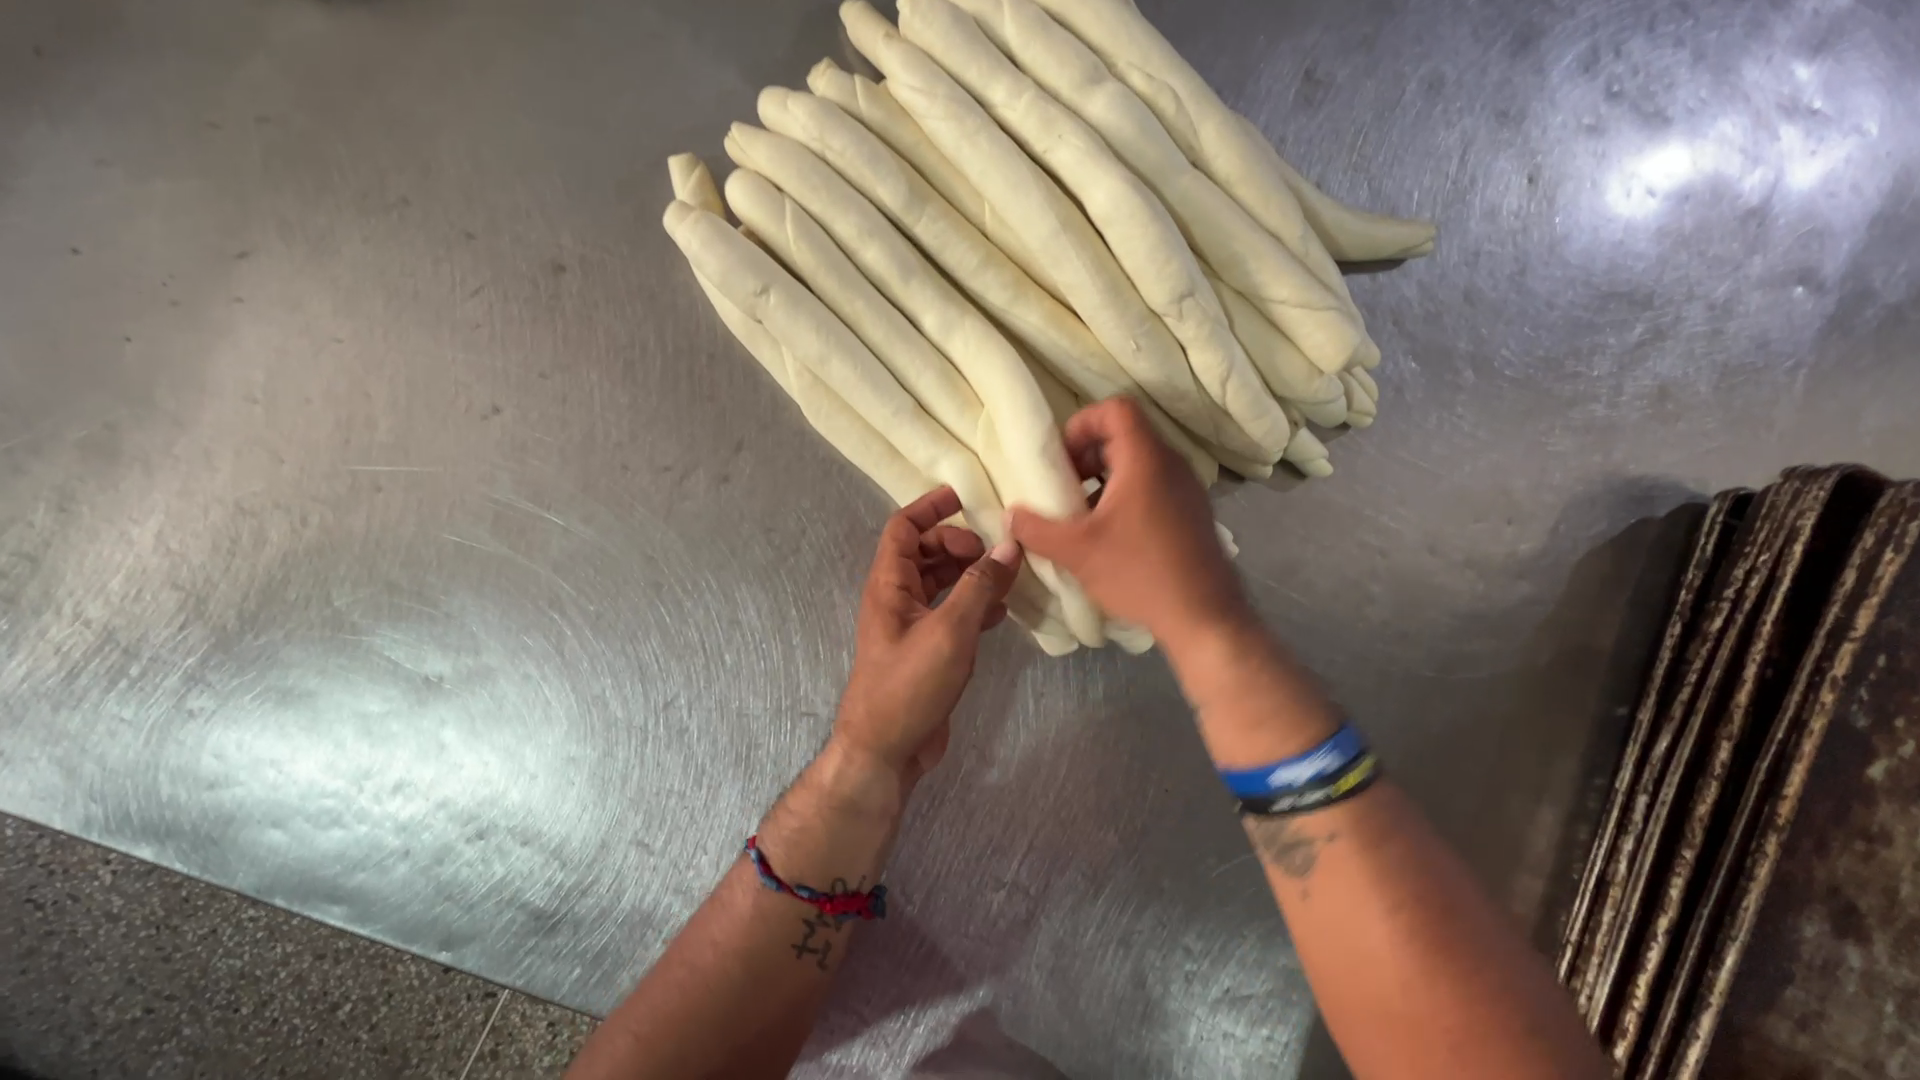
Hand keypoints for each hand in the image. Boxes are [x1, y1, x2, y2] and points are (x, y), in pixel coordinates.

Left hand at [832, 486, 1020, 792]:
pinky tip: (1003, 612)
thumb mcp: (949, 631)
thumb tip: (1008, 546)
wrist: (888, 750)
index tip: (966, 497)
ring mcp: (912, 626)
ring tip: (1007, 575)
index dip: (931, 507)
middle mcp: (897, 598)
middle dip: (959, 542)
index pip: (903, 527)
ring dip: (972, 574)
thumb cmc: (909, 685)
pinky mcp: (928, 651)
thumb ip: (979, 586)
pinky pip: (952, 613)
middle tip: (994, 550)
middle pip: (925, 552)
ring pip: (942, 583)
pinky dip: (975, 605)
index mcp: (888, 584)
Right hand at [1008, 397, 1253, 653]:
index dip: (1081, 424)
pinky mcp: (1193, 512)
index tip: (1061, 460)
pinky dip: (1126, 496)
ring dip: (1104, 479)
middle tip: (1064, 488)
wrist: (1204, 616)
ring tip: (1082, 516)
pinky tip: (1111, 536)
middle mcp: (1171, 464)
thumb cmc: (1139, 573)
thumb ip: (1036, 529)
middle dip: (1086, 455)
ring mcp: (1187, 488)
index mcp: (1145, 459)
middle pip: (1125, 434)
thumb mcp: (1076, 551)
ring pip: (1138, 463)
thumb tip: (1010, 515)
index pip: (1115, 409)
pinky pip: (1154, 486)